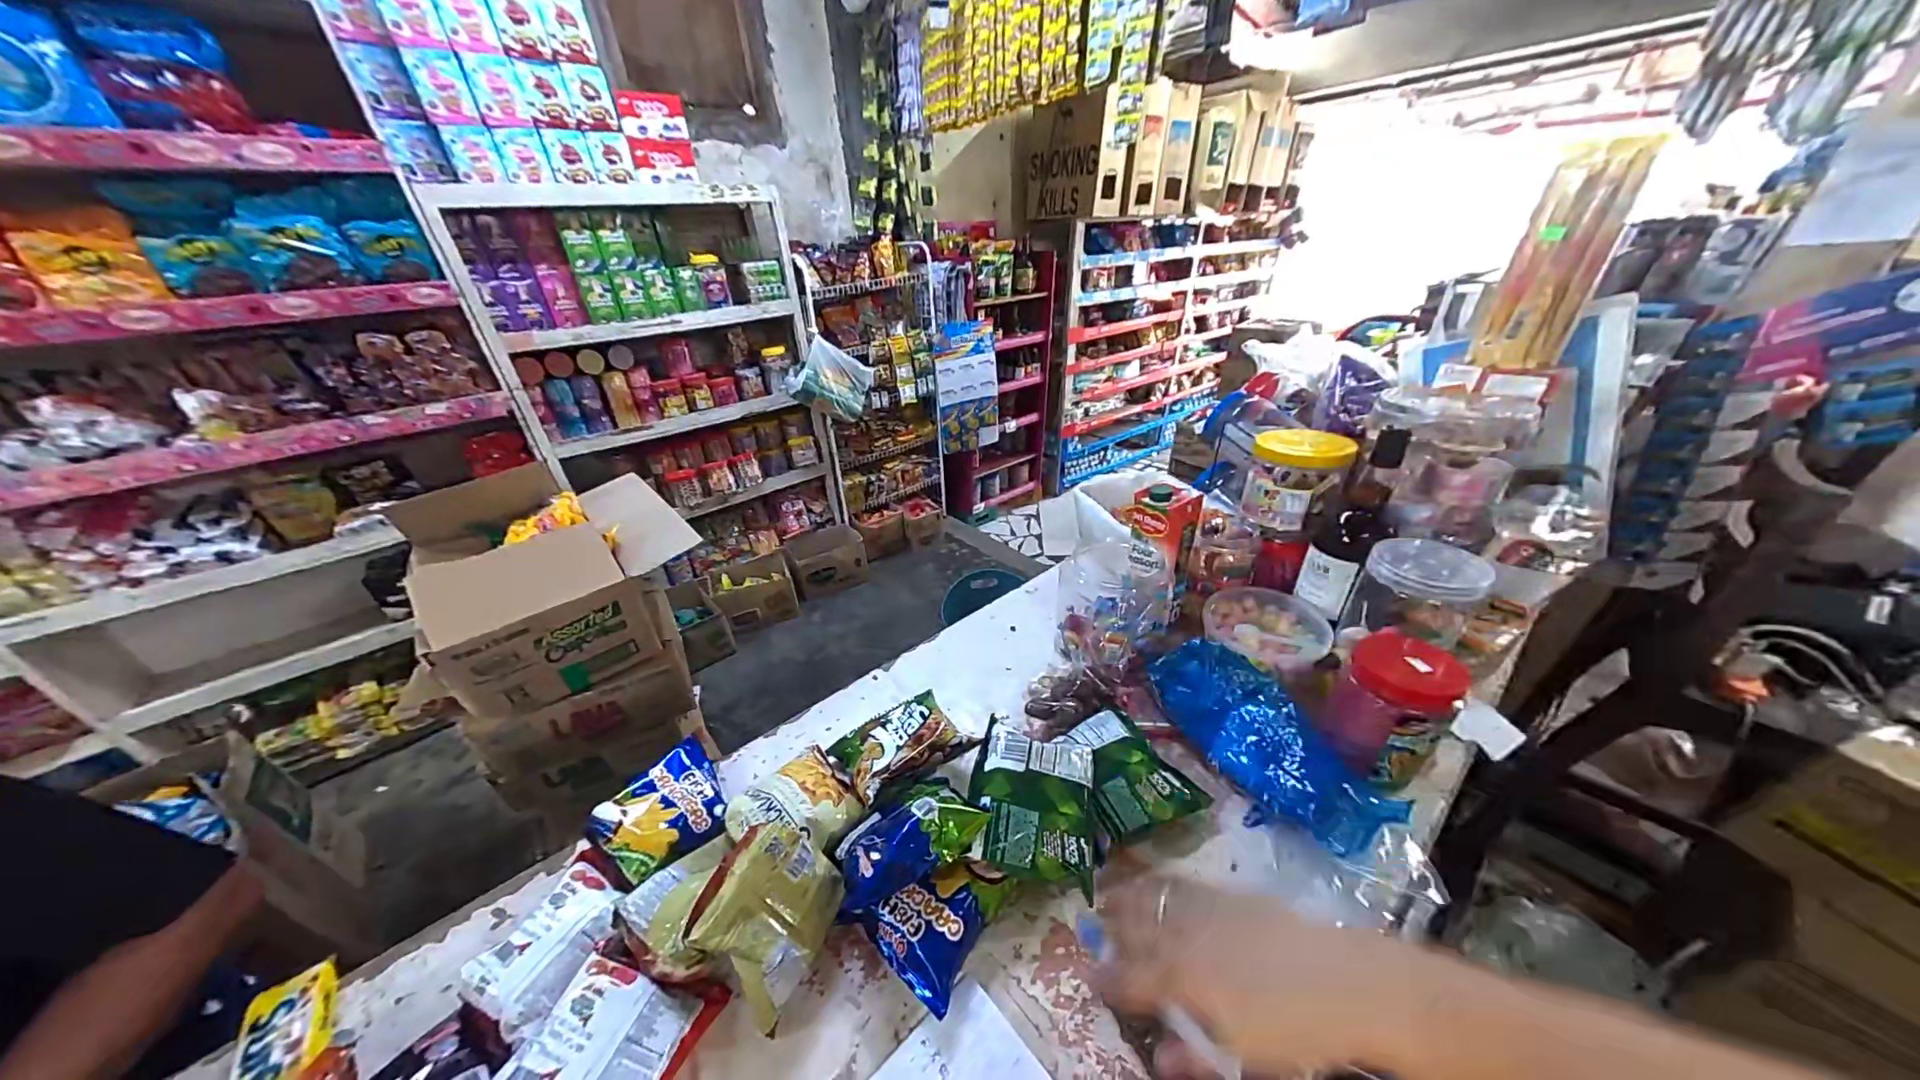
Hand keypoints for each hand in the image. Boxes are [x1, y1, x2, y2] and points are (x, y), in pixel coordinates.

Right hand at [1093, 875, 1432, 1077]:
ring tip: (1108, 891)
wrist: (1351, 982)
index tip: (1089, 978)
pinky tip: (1155, 883)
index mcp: (1186, 980)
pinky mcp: (1229, 896)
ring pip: (1154, 898)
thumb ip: (1197, 1057)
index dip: (1106, 979)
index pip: (1131, 978)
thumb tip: (1160, 1062)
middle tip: (1089, 922)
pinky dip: (1159, 884)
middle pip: (1135, 928)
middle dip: (1108, 925)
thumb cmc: (1299, 1031)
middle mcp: (1187, 938)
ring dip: (1127, 896)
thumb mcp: (1247, 1056)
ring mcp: (1207, 911)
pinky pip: (1181, 885)